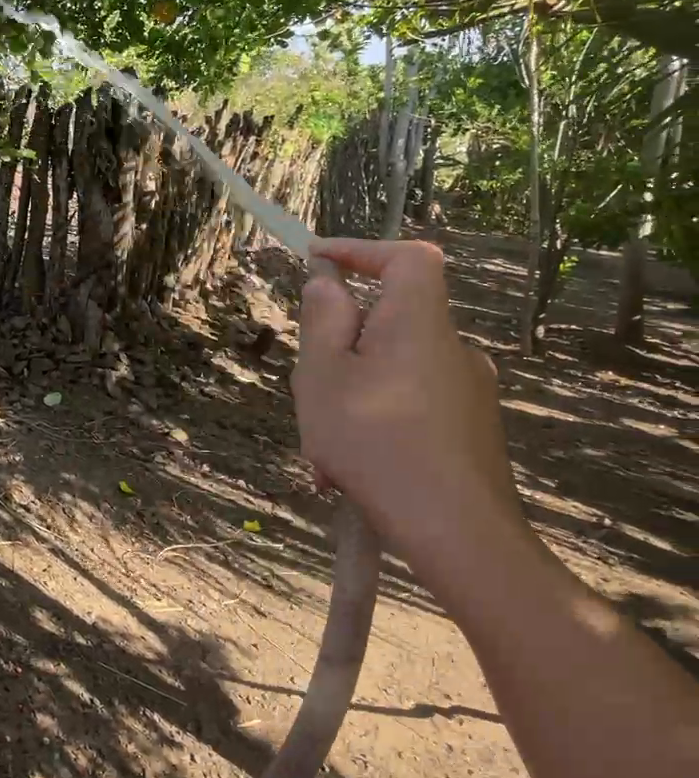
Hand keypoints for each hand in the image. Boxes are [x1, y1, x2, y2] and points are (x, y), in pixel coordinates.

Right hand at [294, 238, 521, 570]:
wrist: (453, 528)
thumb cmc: (373, 439)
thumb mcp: (323, 375)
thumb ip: (324, 322)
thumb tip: (327, 283)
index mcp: (419, 324)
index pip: (409, 259)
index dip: (364, 249)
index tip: (318, 258)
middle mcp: (453, 349)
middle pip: (393, 318)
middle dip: (341, 340)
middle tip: (306, 382)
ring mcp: (468, 391)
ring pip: (393, 367)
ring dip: (351, 388)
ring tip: (321, 443)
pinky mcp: (470, 427)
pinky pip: (408, 402)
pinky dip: (374, 416)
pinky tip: (347, 467)